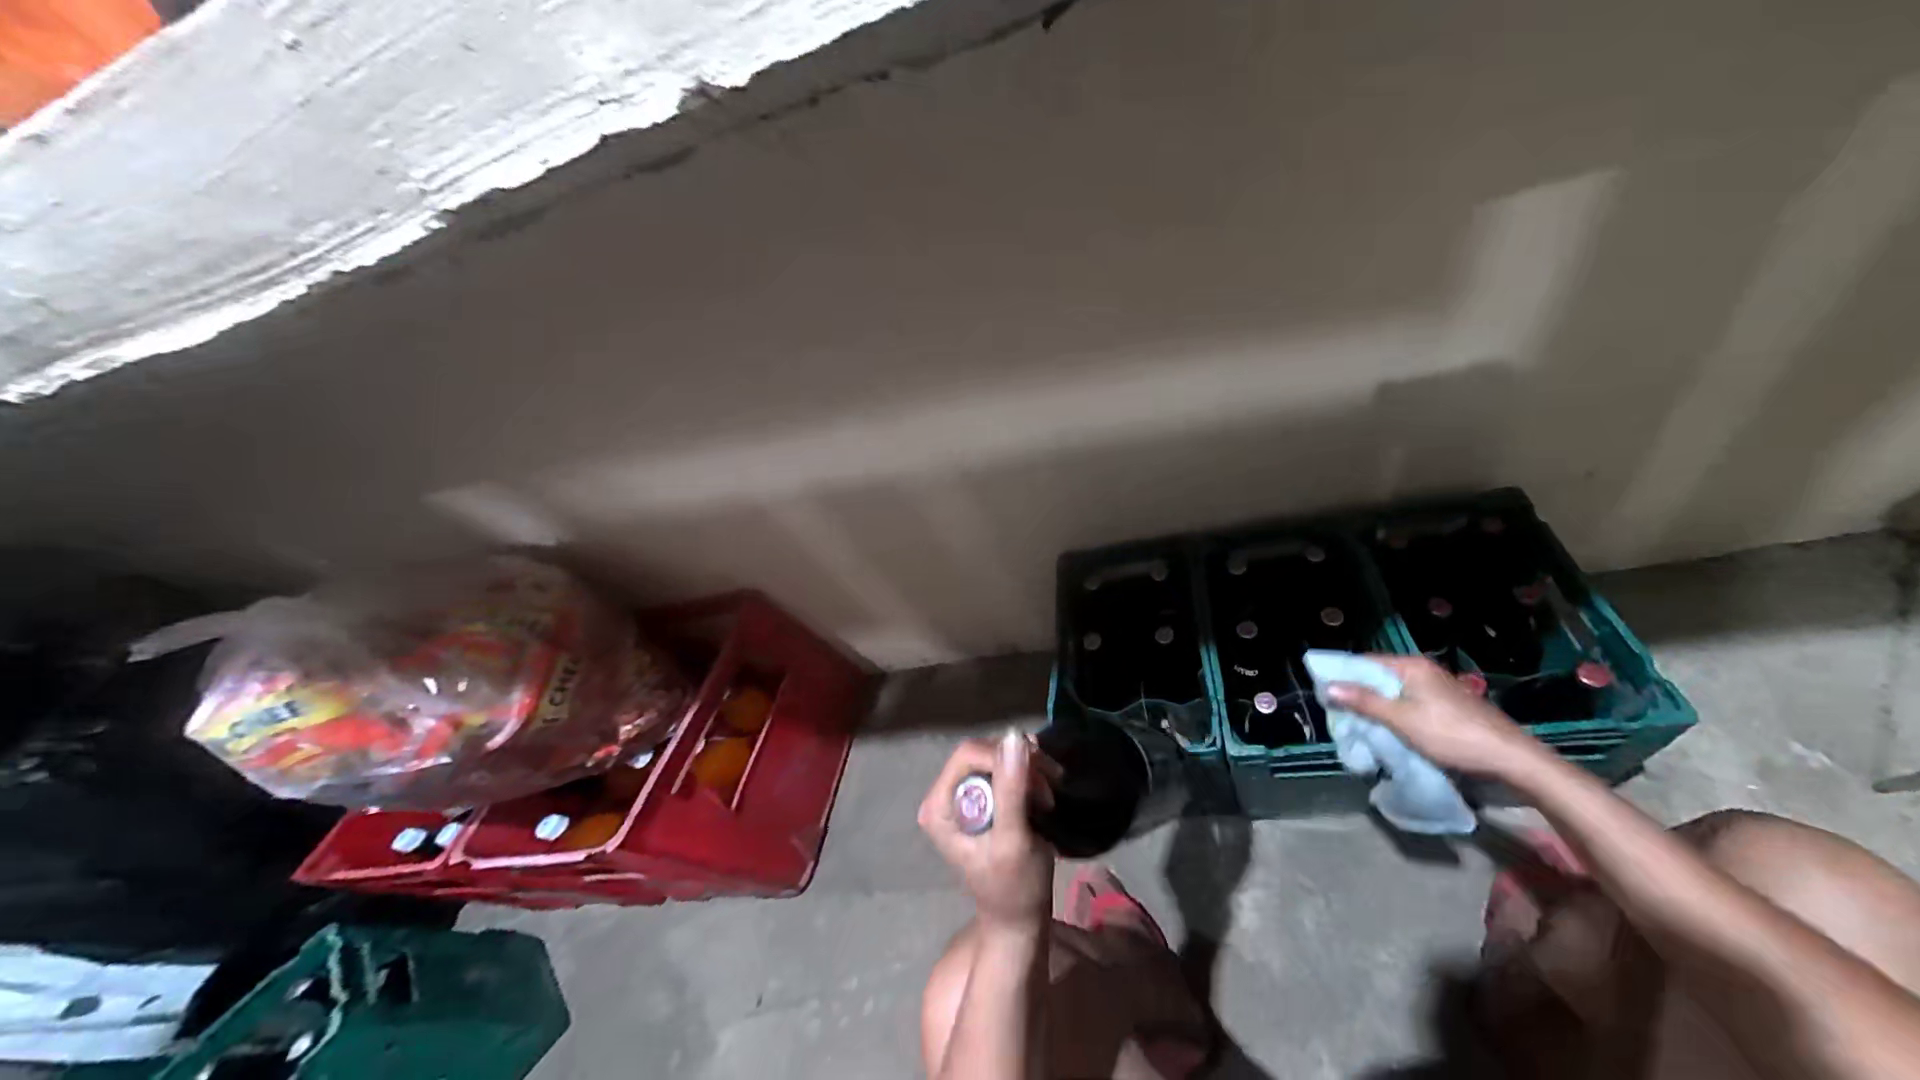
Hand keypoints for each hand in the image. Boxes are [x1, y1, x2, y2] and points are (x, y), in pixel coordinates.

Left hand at [918, 730, 1058, 931]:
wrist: (1020, 918)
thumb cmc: (1014, 888)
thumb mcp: (1014, 841)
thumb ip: (1011, 790)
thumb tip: (1015, 737)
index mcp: (939, 806)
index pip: (969, 755)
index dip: (1005, 759)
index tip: (1039, 786)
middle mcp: (945, 794)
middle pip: (984, 750)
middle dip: (1021, 762)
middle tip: (1050, 789)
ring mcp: (964, 793)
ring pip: (998, 753)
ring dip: (1030, 766)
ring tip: (1049, 794)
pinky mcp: (984, 794)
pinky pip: (1005, 764)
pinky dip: (1029, 770)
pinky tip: (1045, 790)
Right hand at [1325, 655, 1547, 777]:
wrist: (1512, 759)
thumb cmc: (1452, 735)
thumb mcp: (1401, 719)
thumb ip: (1364, 701)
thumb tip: (1329, 685)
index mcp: (1412, 667)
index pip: (1365, 662)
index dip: (1342, 675)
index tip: (1323, 692)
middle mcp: (1424, 671)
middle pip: (1379, 677)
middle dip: (1358, 693)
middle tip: (1337, 712)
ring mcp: (1438, 689)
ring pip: (1395, 692)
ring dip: (1376, 706)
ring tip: (1358, 723)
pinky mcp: (1448, 707)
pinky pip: (1410, 703)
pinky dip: (1395, 714)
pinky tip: (1387, 729)